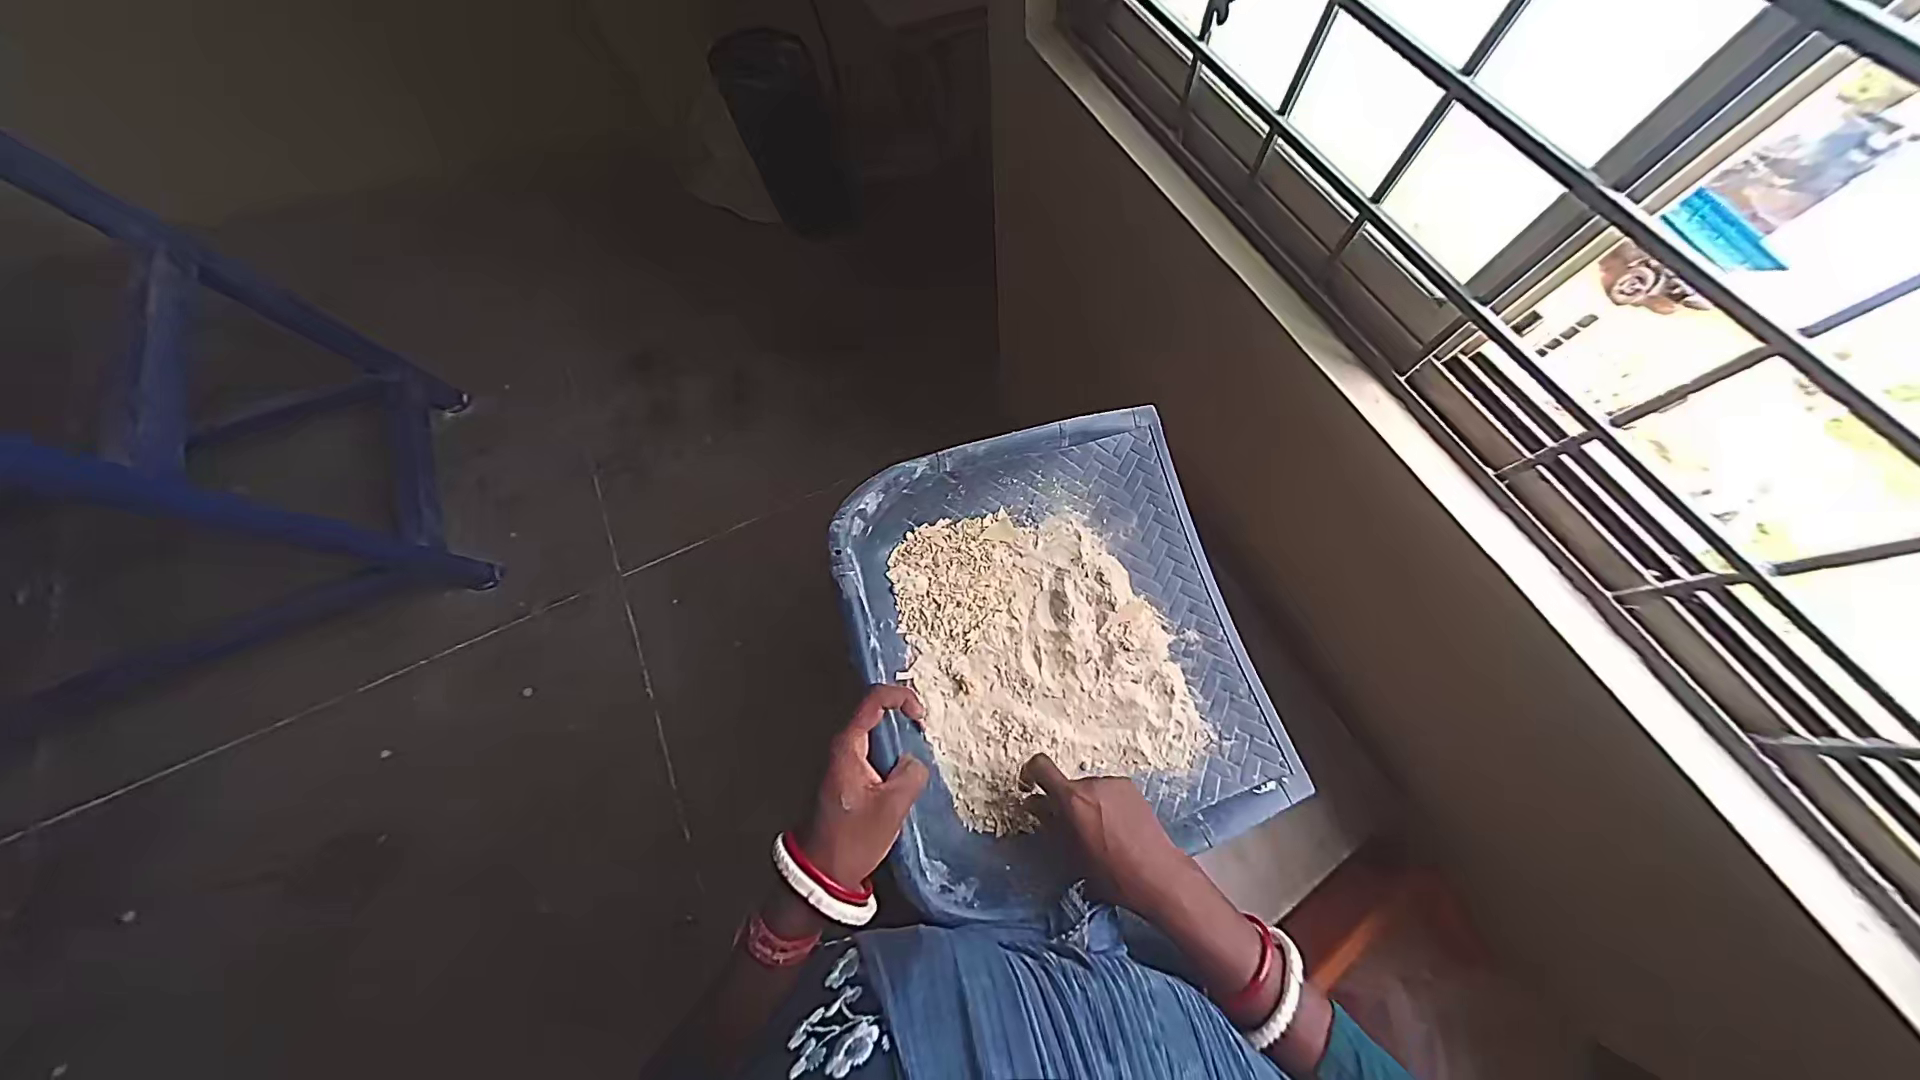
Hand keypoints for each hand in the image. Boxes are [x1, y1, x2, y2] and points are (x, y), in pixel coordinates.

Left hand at [800, 685, 929, 887]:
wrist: (822, 872)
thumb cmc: (852, 839)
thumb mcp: (892, 807)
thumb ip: (911, 774)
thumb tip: (913, 761)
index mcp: (848, 746)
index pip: (874, 699)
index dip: (901, 697)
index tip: (919, 716)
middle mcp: (842, 746)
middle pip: (876, 713)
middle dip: (903, 720)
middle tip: (922, 737)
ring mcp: (843, 760)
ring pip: (876, 735)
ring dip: (899, 741)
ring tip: (916, 761)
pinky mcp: (848, 775)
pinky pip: (874, 752)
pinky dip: (892, 756)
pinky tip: (903, 776)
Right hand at [1021, 753, 1200, 920]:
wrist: (1157, 874)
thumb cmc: (1111, 873)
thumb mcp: (1070, 854)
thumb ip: (1049, 824)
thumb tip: (1035, 805)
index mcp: (1072, 799)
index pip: (1040, 766)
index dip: (1030, 773)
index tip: (1030, 787)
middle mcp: (1092, 783)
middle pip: (1068, 785)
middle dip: (1065, 803)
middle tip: (1072, 829)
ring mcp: (1113, 783)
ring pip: (1088, 789)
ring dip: (1087, 804)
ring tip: (1100, 833)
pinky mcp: (1130, 787)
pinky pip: (1107, 791)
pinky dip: (1105, 803)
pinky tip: (1117, 828)